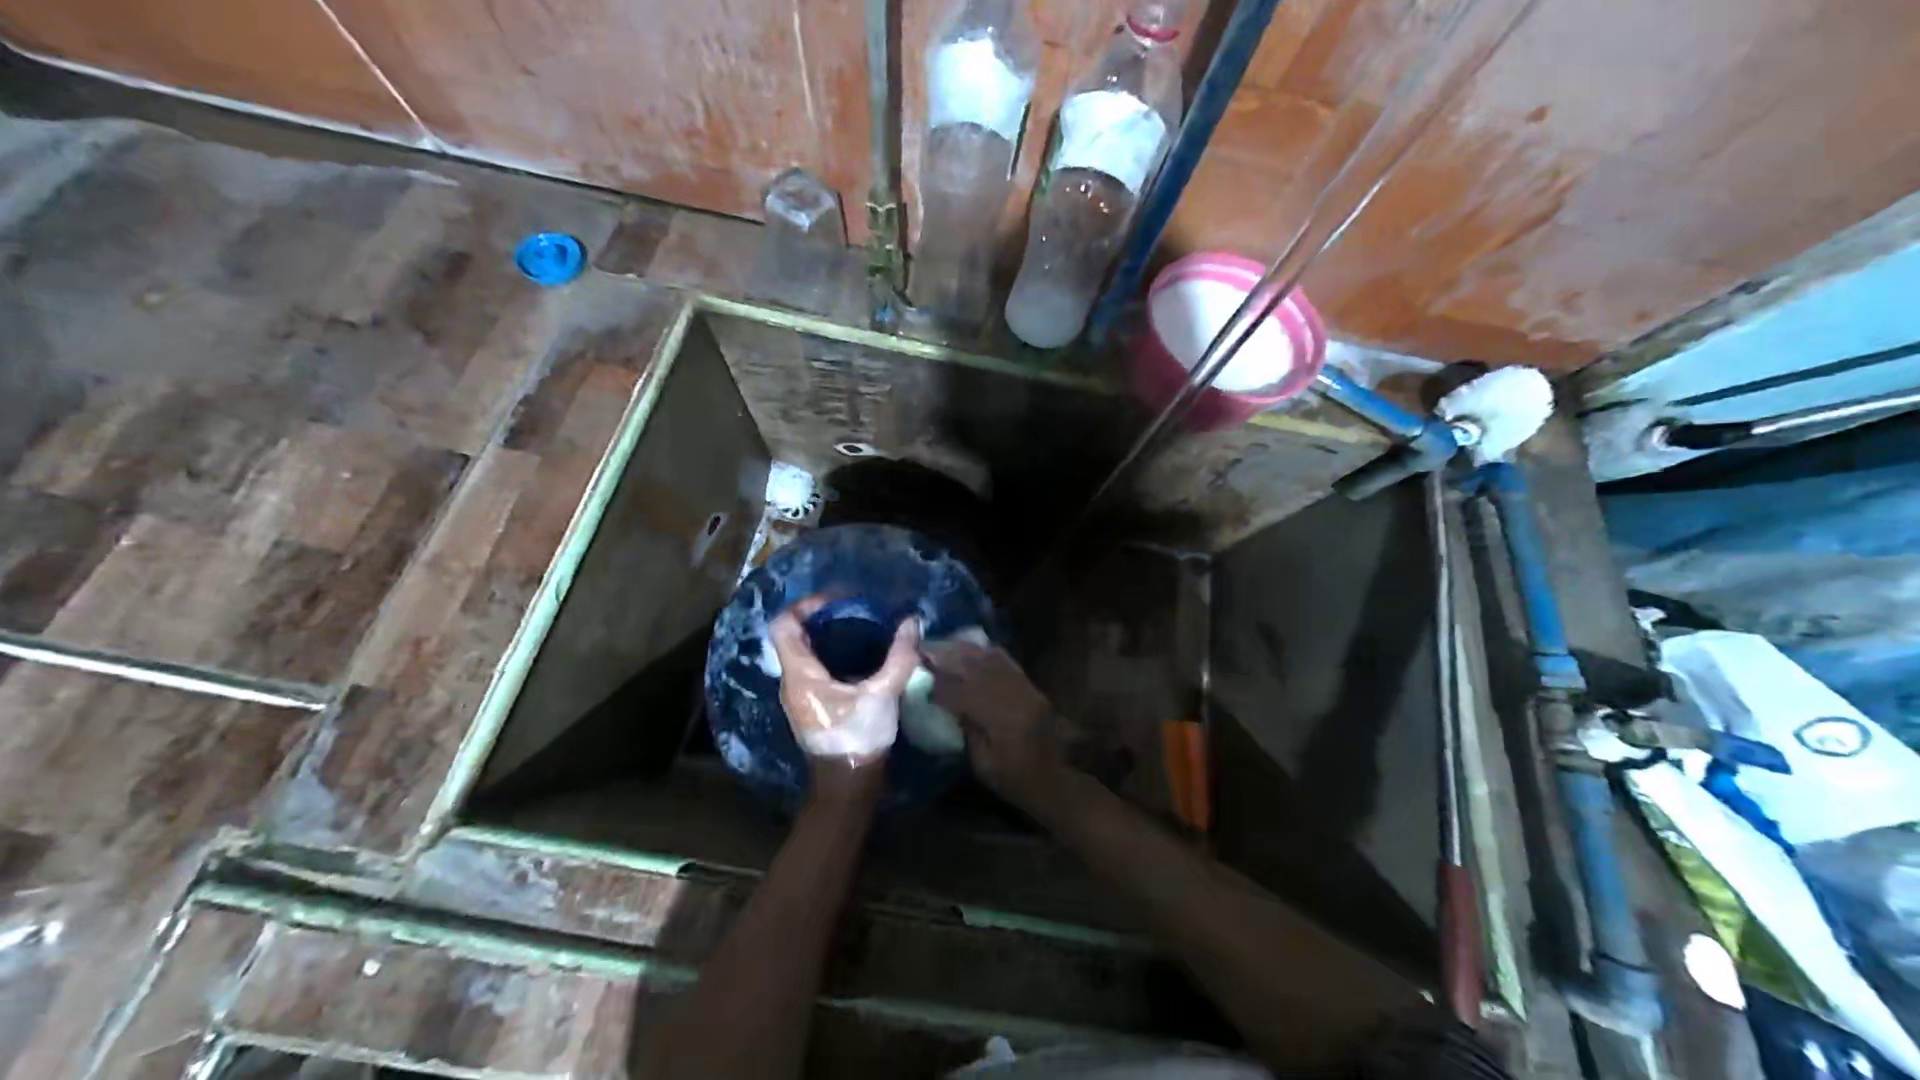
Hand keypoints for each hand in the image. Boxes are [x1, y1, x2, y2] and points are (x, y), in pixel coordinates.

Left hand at [770, 595, 920, 771]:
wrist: (847, 785)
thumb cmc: (857, 738)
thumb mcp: (882, 695)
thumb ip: (899, 657)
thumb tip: (911, 622)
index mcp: (800, 674)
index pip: (783, 625)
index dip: (805, 605)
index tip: (837, 600)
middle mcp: (792, 682)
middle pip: (793, 636)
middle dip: (820, 617)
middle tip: (853, 610)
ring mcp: (800, 695)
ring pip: (802, 653)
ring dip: (826, 636)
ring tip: (859, 627)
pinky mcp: (812, 706)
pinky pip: (813, 668)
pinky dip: (831, 654)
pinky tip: (861, 655)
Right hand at [920, 641, 1064, 806]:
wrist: (1058, 780)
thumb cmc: (1016, 780)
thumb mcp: (983, 763)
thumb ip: (967, 729)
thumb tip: (950, 704)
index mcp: (1002, 720)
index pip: (963, 694)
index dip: (939, 687)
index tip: (920, 680)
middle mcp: (1015, 696)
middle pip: (976, 668)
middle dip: (948, 657)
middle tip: (924, 650)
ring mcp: (1026, 688)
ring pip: (991, 660)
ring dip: (965, 651)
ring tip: (943, 645)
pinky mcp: (1032, 687)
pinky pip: (1007, 662)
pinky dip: (987, 653)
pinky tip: (972, 649)